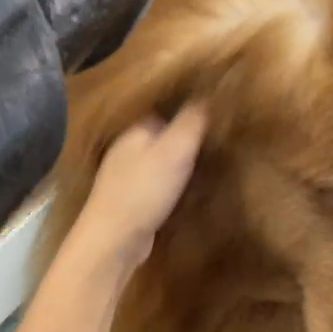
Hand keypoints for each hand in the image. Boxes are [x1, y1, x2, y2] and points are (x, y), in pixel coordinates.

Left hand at [70, 103, 207, 273]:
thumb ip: (192, 120)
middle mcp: (126, 151)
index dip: (189, 110)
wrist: (113, 241)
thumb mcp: (175, 149)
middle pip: (162, 137)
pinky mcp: (130, 204)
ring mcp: (125, 179)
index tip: (217, 114)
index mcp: (134, 131)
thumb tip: (209, 90)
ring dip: (180, 166)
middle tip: (219, 143)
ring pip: (159, 163)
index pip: (164, 109)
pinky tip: (189, 193)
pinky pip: (157, 188)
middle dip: (186, 140)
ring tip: (210, 166)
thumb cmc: (144, 190)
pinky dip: (172, 188)